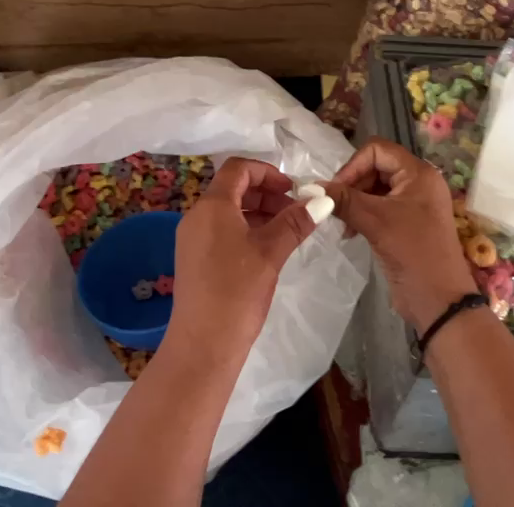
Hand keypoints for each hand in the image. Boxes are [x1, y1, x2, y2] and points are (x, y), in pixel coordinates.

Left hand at [166, 158, 317, 360]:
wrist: (203, 345)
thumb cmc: (237, 291)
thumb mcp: (271, 252)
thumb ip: (295, 222)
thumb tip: (322, 201)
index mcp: (212, 205)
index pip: (238, 169)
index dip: (267, 173)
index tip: (293, 189)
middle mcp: (197, 216)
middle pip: (232, 188)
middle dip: (266, 194)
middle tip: (295, 211)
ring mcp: (192, 239)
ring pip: (228, 211)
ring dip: (258, 213)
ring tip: (286, 231)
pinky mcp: (194, 259)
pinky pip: (221, 230)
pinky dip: (245, 230)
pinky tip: (267, 250)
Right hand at [325, 139, 478, 333]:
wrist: (441, 303)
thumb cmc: (414, 253)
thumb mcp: (376, 222)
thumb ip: (343, 200)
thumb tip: (311, 188)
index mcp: (418, 173)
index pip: (377, 150)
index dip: (352, 166)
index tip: (335, 191)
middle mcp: (418, 183)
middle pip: (375, 167)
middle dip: (352, 185)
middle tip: (336, 209)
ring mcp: (414, 204)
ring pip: (375, 188)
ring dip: (355, 202)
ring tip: (343, 224)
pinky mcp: (408, 223)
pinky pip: (380, 207)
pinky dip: (363, 214)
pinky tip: (351, 232)